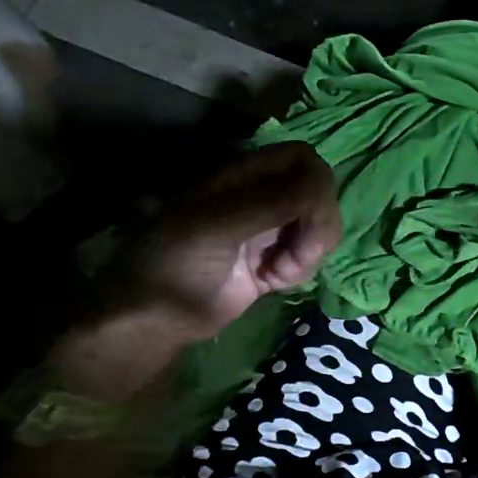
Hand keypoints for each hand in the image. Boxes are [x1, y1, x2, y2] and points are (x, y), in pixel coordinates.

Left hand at [116, 141, 342, 341]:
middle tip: (301, 256)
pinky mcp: (274, 260)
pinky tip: (274, 283)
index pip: (302, 160)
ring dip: (310, 252)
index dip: (316, 187)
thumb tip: (317, 185)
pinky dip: (301, 270)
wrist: (159, 318)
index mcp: (242, 176)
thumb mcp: (218, 227)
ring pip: (317, 226)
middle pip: (317, 193)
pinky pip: (307, 255)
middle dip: (318, 226)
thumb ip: (269, 203)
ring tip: (280, 274)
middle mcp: (261, 196)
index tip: (308, 223)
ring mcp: (268, 229)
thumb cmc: (177, 264)